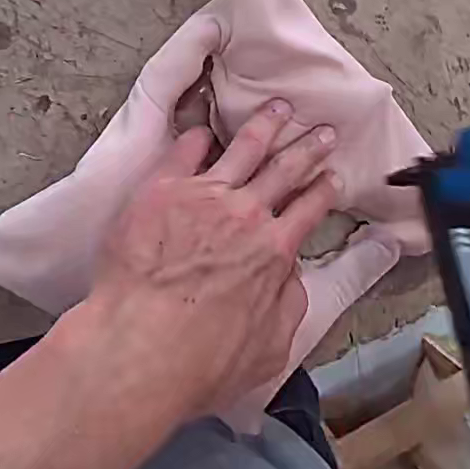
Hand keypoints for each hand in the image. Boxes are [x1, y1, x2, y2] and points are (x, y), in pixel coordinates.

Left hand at [76, 98, 342, 423]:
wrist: (137, 349)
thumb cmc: (201, 361)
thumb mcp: (271, 348)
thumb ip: (290, 304)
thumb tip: (291, 277)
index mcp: (275, 248)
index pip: (311, 207)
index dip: (325, 189)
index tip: (332, 177)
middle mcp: (247, 214)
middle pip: (288, 167)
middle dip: (310, 146)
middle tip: (324, 131)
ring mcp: (205, 196)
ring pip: (245, 147)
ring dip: (266, 124)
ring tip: (278, 108)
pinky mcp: (162, 191)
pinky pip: (185, 151)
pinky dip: (199, 137)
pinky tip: (205, 129)